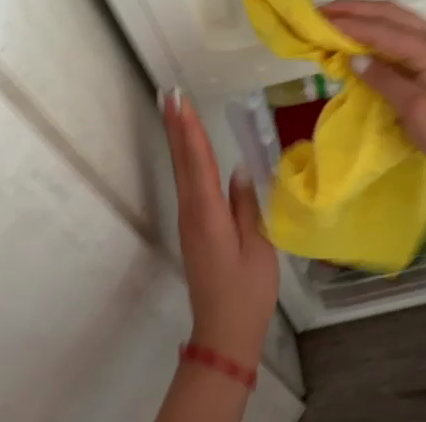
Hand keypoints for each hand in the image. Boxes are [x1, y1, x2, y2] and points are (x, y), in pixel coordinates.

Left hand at [161, 89, 279, 363]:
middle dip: (176, 125)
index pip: (198, 160)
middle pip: (183, 160)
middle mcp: (192, 211)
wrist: (223, 332)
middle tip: (167, 94)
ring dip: (179, 139)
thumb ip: (246, 206)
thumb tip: (239, 170)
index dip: (190, 128)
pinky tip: (189, 151)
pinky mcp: (192, 228)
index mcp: (208, 212)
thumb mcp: (258, 248)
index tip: (181, 100)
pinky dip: (186, 159)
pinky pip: (187, 183)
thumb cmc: (246, 292)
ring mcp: (189, 220)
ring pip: (182, 170)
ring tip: (174, 111)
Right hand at [321, 0, 425, 183]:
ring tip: (336, 17)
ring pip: (401, 18)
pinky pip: (410, 31)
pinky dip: (383, 29)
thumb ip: (384, 79)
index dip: (348, 24)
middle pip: (392, 13)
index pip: (383, 29)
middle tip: (320, 11)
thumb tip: (353, 58)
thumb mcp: (416, 111)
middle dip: (355, 10)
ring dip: (368, 16)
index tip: (317, 19)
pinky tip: (367, 35)